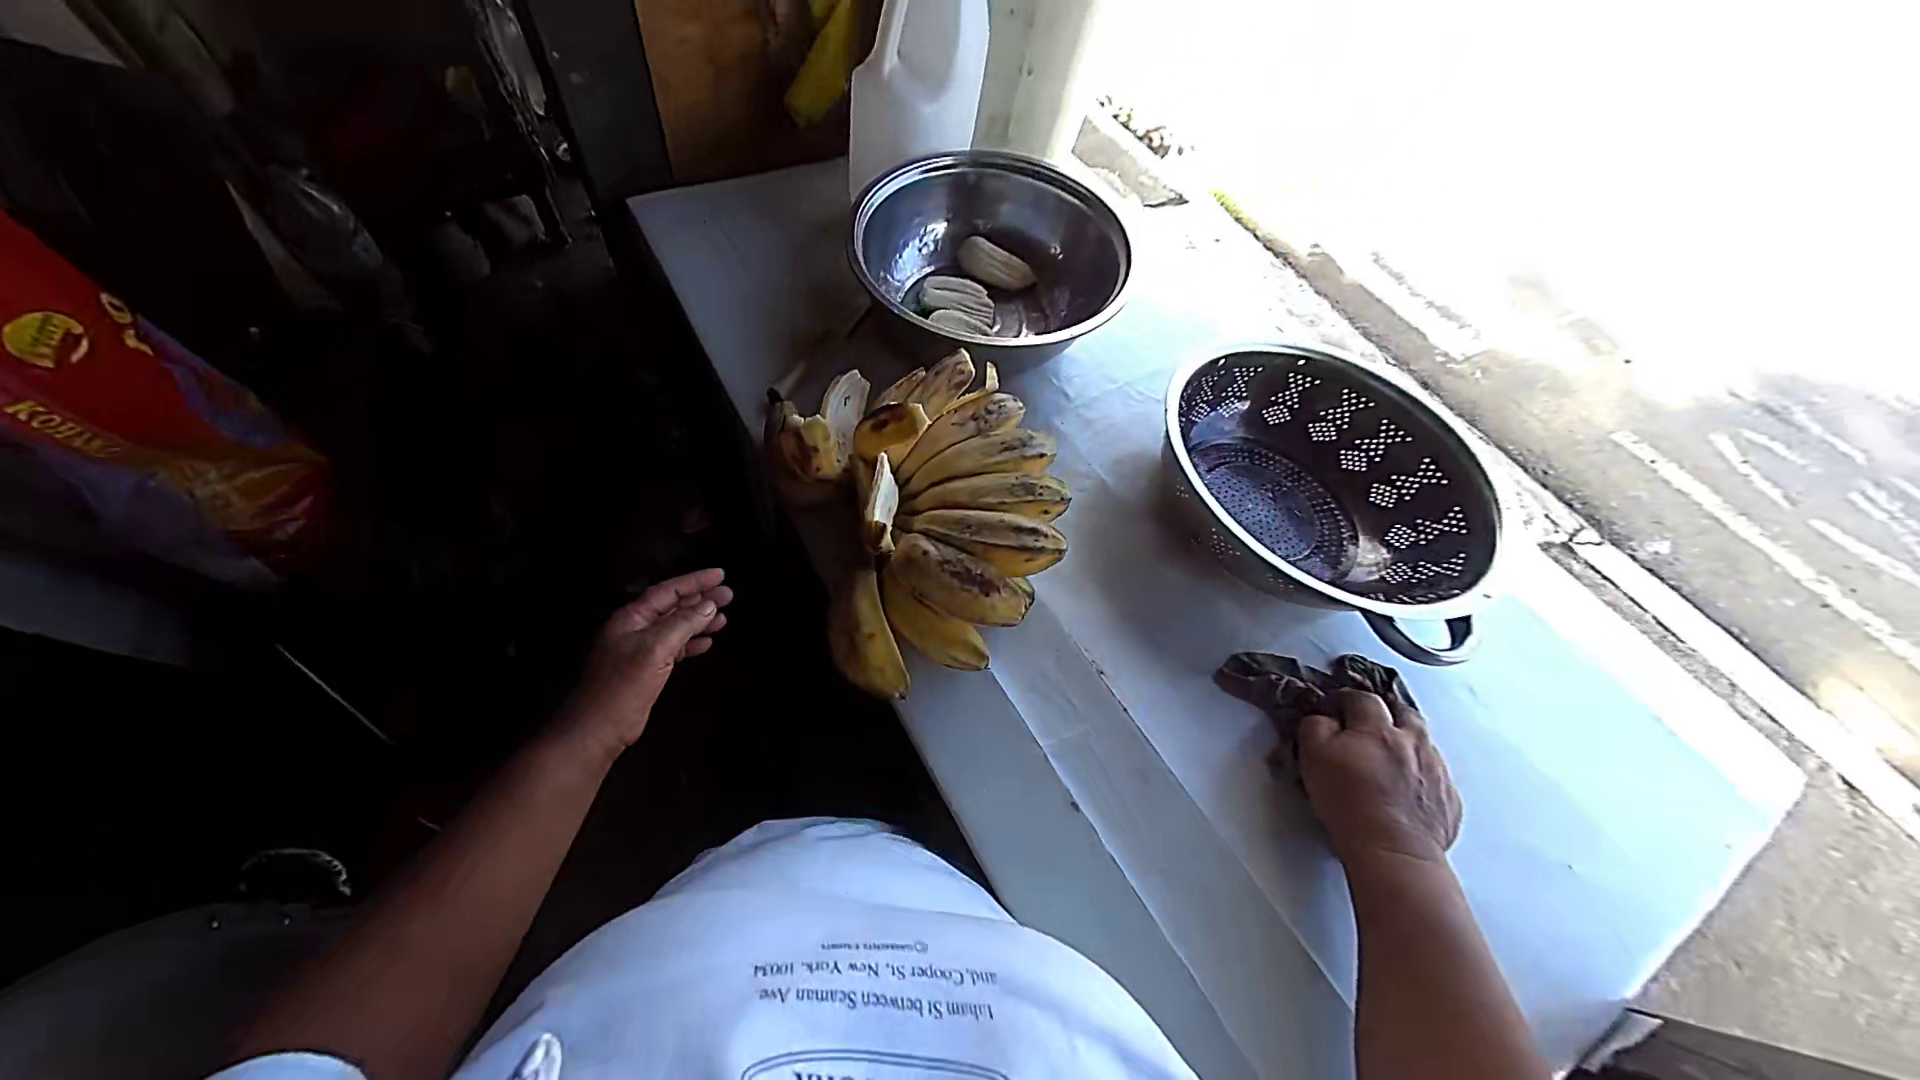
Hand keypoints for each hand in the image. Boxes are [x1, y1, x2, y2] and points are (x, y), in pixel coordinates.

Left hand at [555, 568, 731, 758]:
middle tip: (728, 595)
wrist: (594, 730)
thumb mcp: (655, 649)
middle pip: (673, 606)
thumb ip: (683, 624)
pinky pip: (673, 647)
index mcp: (632, 618)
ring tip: (723, 618)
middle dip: (701, 599)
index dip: (695, 581)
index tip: (720, 575)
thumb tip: (708, 606)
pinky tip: (706, 642)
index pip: (668, 590)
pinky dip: (691, 643)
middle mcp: (635, 629)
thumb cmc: (620, 687)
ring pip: (675, 627)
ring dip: (699, 621)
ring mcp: (639, 650)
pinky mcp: (645, 669)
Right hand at [1299, 689, 1461, 865]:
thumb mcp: (1313, 757)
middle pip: (1402, 712)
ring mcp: (1436, 769)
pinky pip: (1434, 773)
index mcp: (1377, 729)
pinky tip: (1402, 788)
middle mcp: (1412, 742)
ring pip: (1421, 742)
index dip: (1343, 699)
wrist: (1393, 852)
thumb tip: (1323, 718)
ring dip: (1404, 742)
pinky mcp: (1448, 798)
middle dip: (1384, 713)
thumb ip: (1315, 727)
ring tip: (1386, 758)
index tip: (1333, 708)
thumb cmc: (1348, 804)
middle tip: (1366, 725)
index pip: (1360, 699)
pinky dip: (1418, 772)